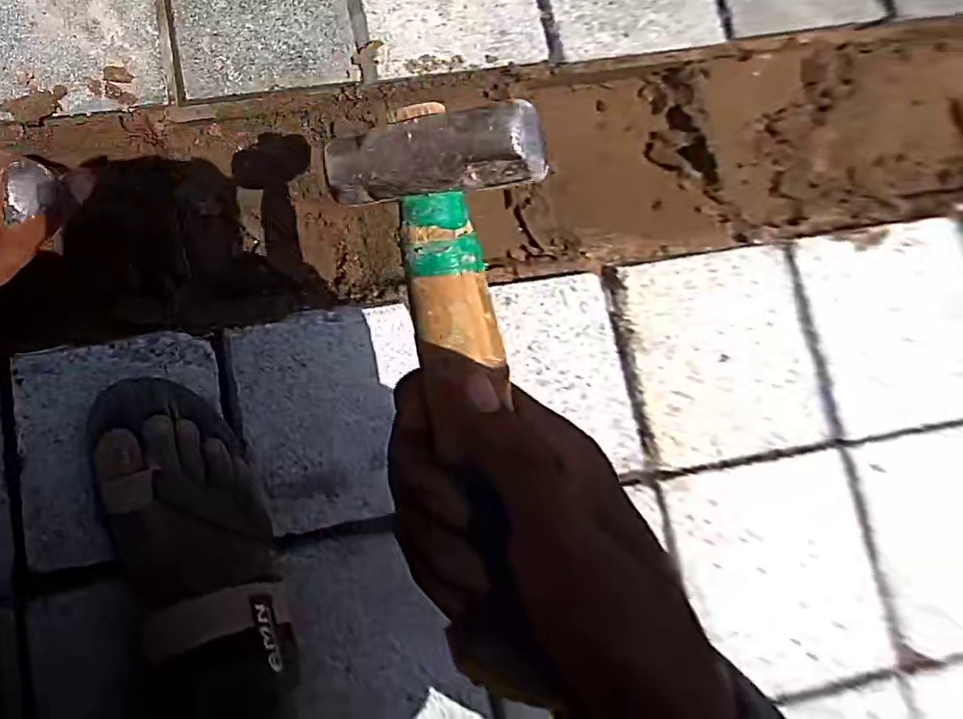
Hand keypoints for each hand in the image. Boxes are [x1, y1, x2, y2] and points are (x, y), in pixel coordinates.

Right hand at [389, 369, 735, 718]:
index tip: (431, 458)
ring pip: (412, 497)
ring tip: (486, 584)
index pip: (449, 388)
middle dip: (428, 497)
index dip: (425, 413)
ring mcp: (486, 508)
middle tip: (466, 533)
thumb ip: (511, 451)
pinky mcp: (468, 548)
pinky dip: (439, 573)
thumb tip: (461, 371)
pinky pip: (418, 539)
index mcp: (537, 444)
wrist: (642, 715)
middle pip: (417, 444)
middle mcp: (505, 466)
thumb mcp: (565, 532)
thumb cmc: (616, 617)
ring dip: (437, 546)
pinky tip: (476, 600)